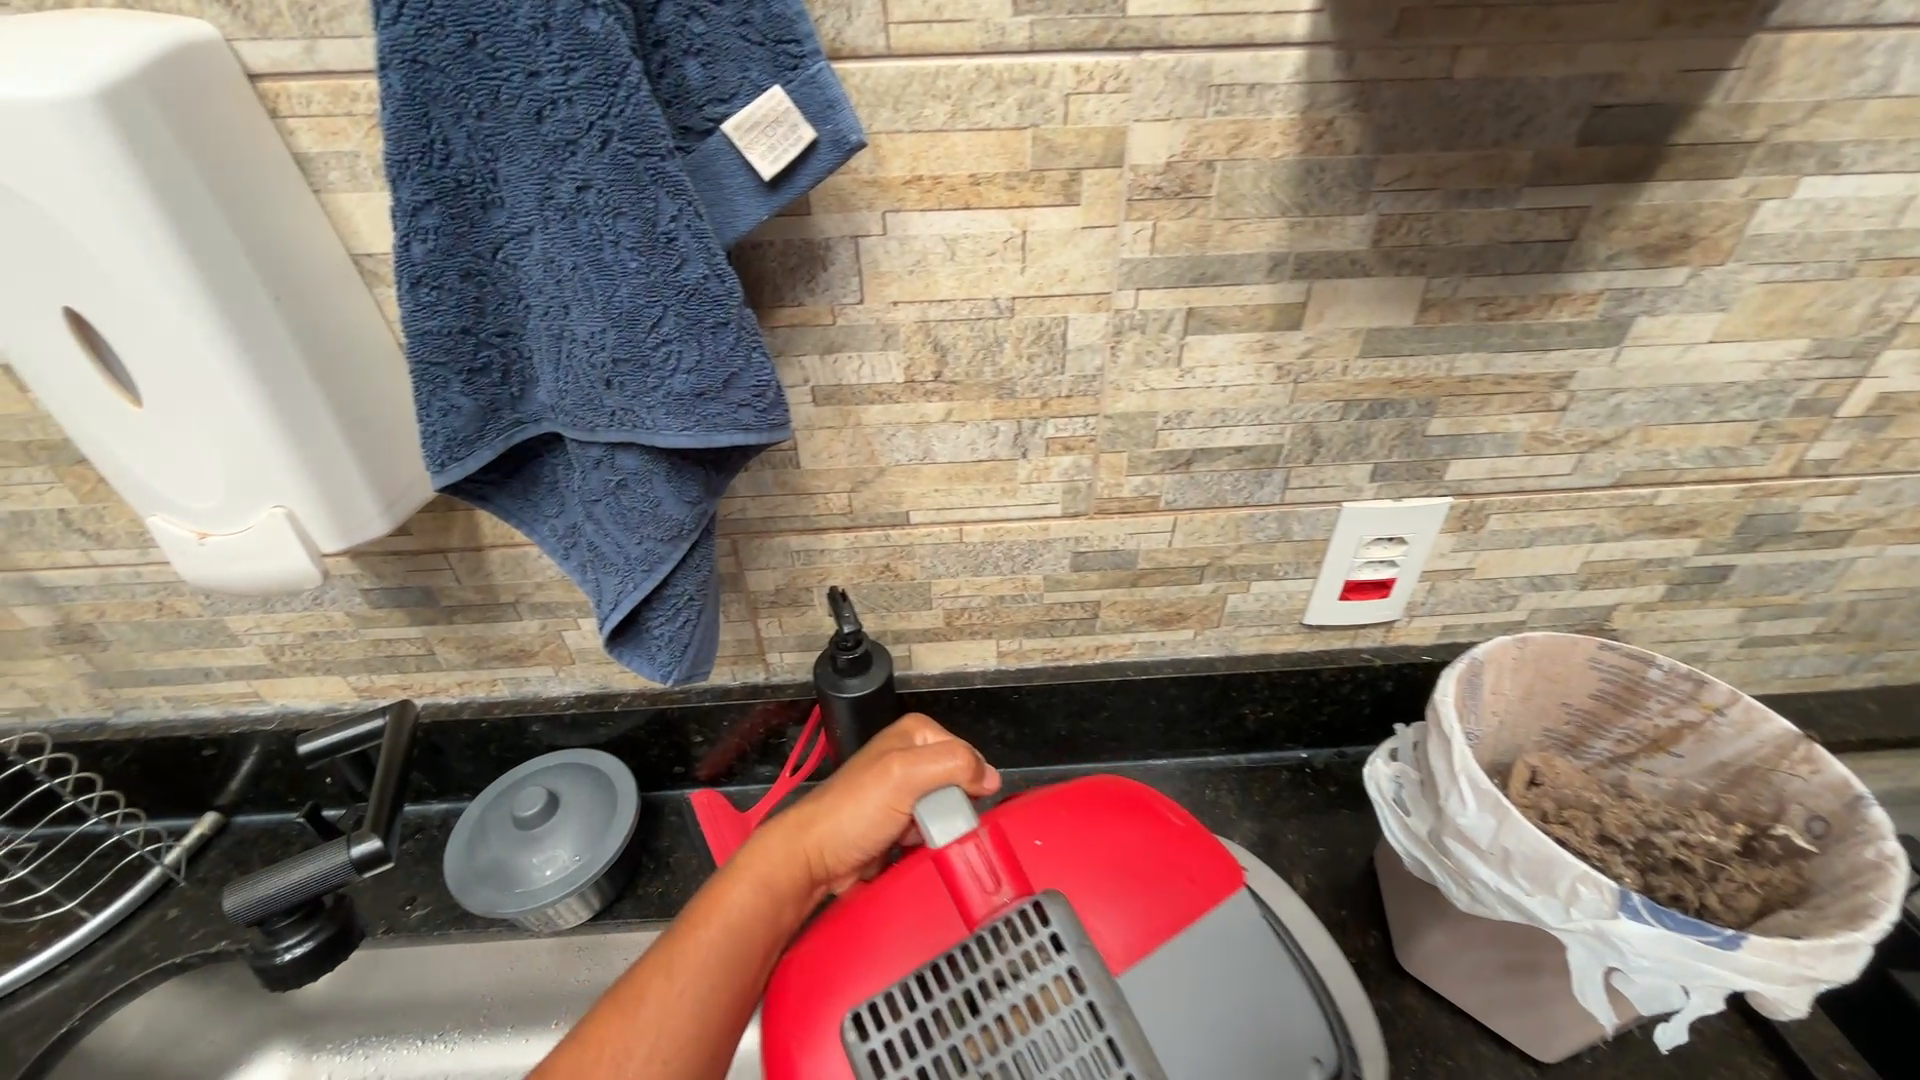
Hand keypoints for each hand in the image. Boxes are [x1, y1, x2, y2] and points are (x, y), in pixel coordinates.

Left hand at [754, 713, 999, 897]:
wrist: (814, 857)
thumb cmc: (854, 810)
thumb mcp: (905, 774)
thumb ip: (953, 764)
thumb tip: (991, 776)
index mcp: (915, 733)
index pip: (968, 754)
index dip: (969, 781)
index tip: (956, 804)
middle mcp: (911, 757)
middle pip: (960, 784)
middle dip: (952, 808)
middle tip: (932, 823)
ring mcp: (904, 791)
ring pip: (949, 811)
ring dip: (940, 829)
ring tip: (916, 838)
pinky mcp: (900, 822)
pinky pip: (933, 831)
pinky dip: (928, 842)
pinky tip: (910, 849)